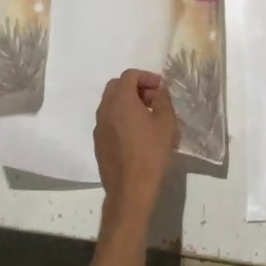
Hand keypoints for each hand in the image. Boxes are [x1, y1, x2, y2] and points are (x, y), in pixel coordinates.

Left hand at [94, 69, 179, 225]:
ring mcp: (99, 127)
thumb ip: (163, 100)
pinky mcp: (98, 143)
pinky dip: (121, 117)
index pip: (129, 75)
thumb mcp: (166, 123)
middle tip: (153, 99)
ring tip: (147, 116)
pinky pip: (109, 120)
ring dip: (127, 102)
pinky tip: (136, 133)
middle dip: (135, 87)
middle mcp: (105, 109)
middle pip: (116, 86)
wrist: (130, 190)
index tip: (160, 88)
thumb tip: (159, 90)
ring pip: (111, 104)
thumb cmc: (151, 153)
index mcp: (120, 100)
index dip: (146, 76)